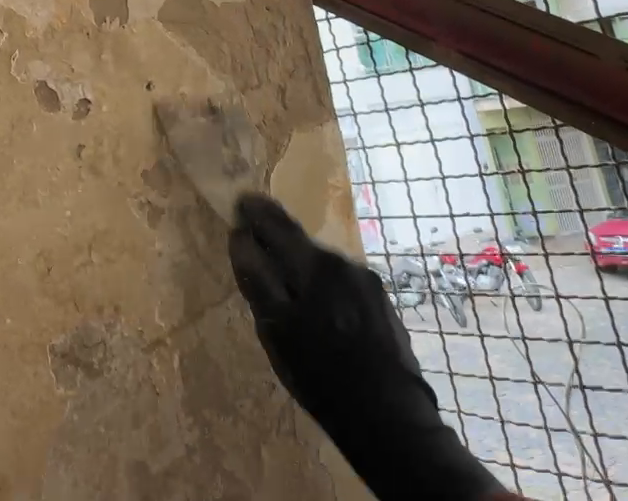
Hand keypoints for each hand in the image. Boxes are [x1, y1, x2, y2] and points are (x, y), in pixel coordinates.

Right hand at [229, 194, 503, 500]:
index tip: (237, 207)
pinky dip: (323, 290)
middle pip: (300, 242)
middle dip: (276, 245)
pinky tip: (321, 319)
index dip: (252, 211)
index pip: (275, 220)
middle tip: (255, 259)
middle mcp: (344, 261)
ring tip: (288, 300)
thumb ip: (256, 276)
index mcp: (315, 263)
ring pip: (321, 265)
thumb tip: (239, 237)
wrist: (390, 420)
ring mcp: (368, 282)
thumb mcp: (274, 328)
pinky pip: (341, 284)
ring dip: (301, 271)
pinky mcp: (382, 304)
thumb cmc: (321, 375)